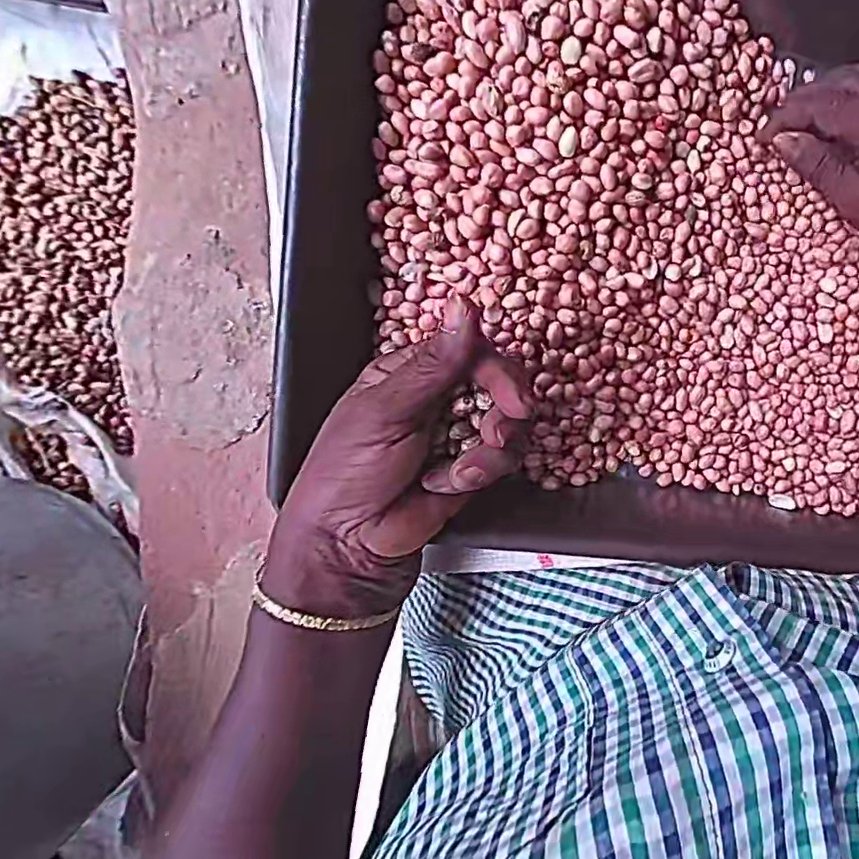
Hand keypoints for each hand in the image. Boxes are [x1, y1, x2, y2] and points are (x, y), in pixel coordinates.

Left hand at [263, 298, 532, 619]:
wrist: (347, 548)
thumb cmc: (345, 475)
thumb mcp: (384, 412)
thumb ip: (433, 365)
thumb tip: (464, 309)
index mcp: (411, 372)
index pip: (471, 351)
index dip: (497, 371)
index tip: (512, 396)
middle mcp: (440, 397)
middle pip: (499, 383)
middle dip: (504, 410)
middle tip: (497, 434)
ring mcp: (458, 431)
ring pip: (508, 421)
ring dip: (490, 449)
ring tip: (460, 471)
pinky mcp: (473, 466)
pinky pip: (504, 456)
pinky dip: (481, 472)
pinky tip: (447, 484)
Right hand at [762, 58, 858, 267]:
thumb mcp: (854, 203)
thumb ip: (818, 167)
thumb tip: (784, 140)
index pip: (822, 105)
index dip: (786, 116)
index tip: (766, 135)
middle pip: (838, 82)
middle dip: (801, 101)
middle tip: (779, 126)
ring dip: (827, 88)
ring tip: (804, 114)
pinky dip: (855, 85)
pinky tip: (843, 107)